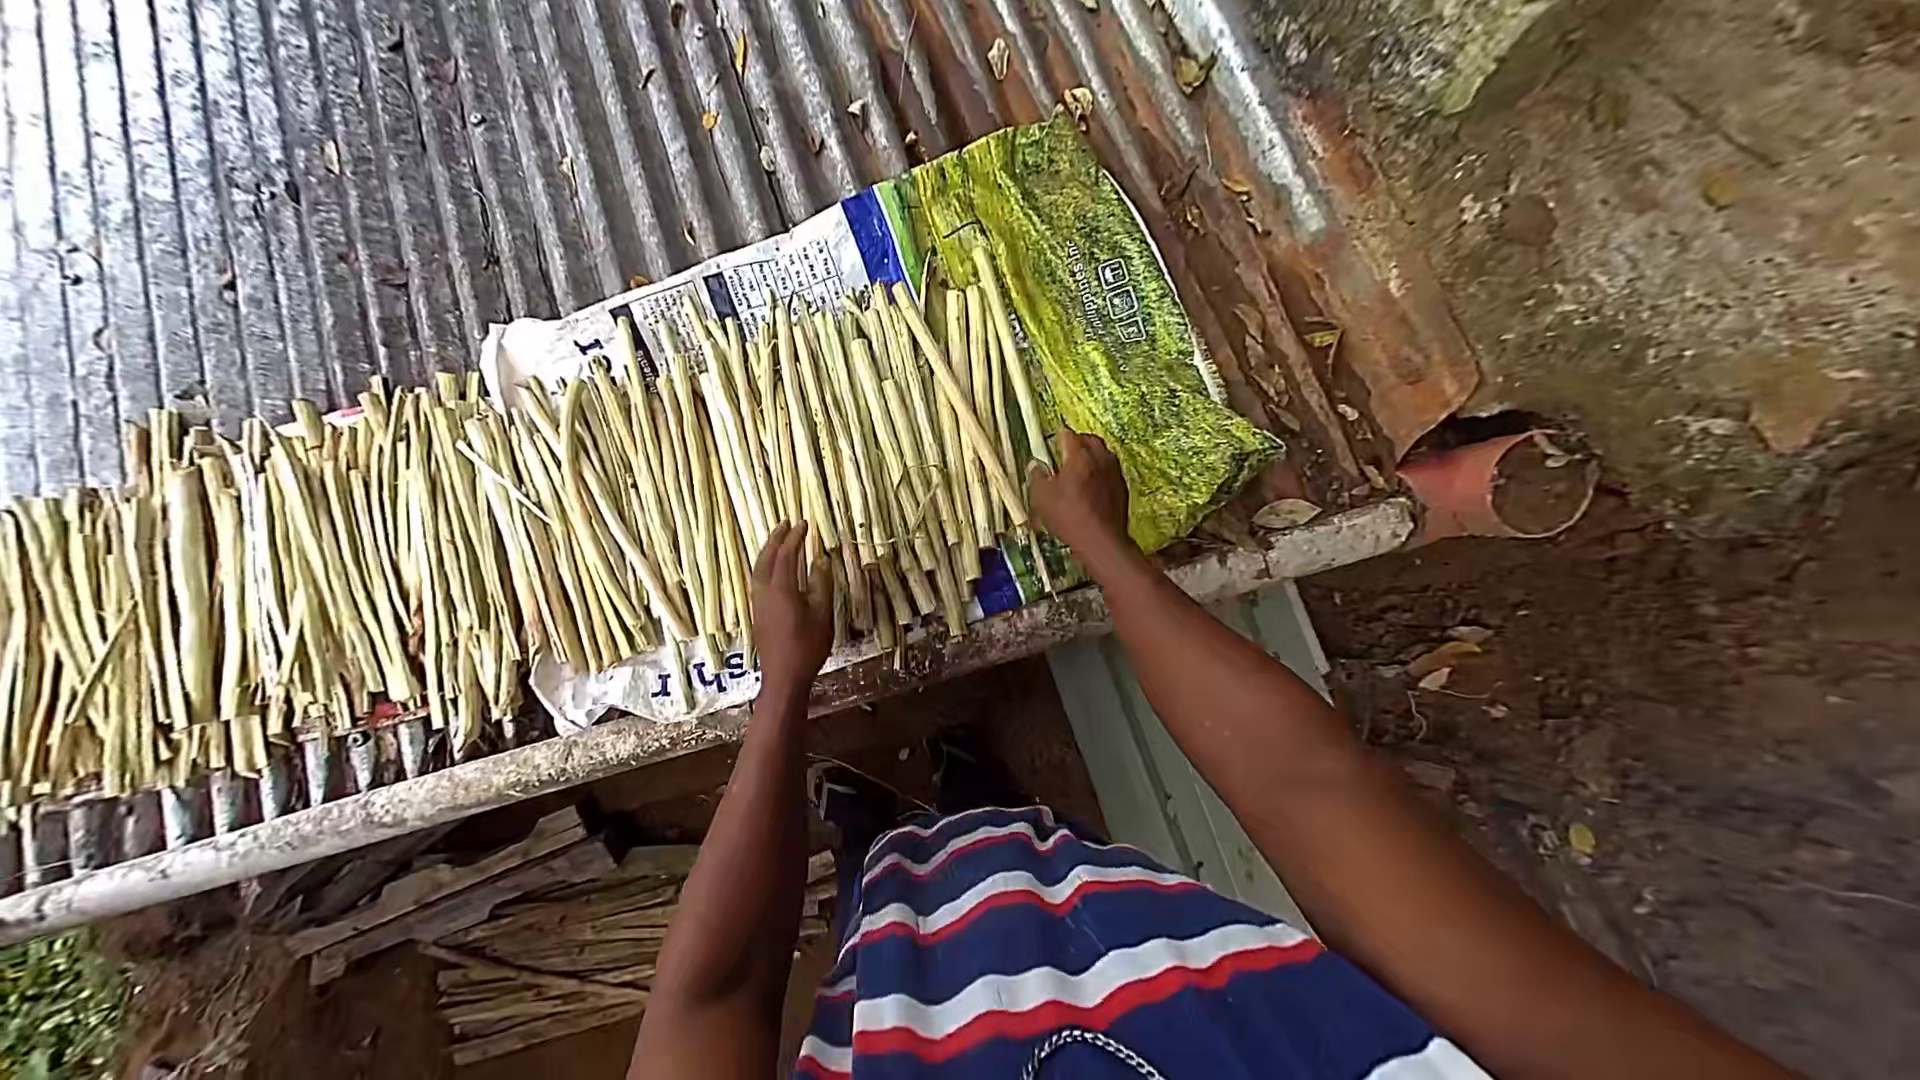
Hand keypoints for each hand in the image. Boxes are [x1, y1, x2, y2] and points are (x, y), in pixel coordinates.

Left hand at [751, 521, 833, 694]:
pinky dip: (766, 565)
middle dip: (776, 539)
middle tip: (786, 523)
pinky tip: (774, 569)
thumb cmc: (807, 646)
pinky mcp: (757, 613)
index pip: (787, 555)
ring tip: (778, 540)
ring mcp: (758, 603)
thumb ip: (821, 584)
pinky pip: (758, 579)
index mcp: (781, 589)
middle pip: (766, 558)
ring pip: (759, 568)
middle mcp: (764, 592)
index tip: (804, 524)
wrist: (784, 677)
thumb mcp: (822, 614)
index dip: (795, 538)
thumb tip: (820, 560)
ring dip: (768, 551)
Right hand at [1029, 427, 1131, 558]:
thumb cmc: (1069, 516)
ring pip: (1102, 454)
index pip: (1068, 435)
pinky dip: (1099, 473)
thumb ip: (1037, 477)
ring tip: (1078, 469)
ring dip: (1090, 457)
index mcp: (1079, 455)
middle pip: (1089, 440)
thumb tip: (1035, 466)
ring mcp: (1114, 472)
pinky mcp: (1122, 488)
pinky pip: (1109, 472)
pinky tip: (1091, 487)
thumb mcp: (1042, 497)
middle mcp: (1100, 458)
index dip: (1057, 437)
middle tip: (1065, 452)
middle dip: (1077, 442)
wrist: (1101, 541)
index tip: (1052, 442)